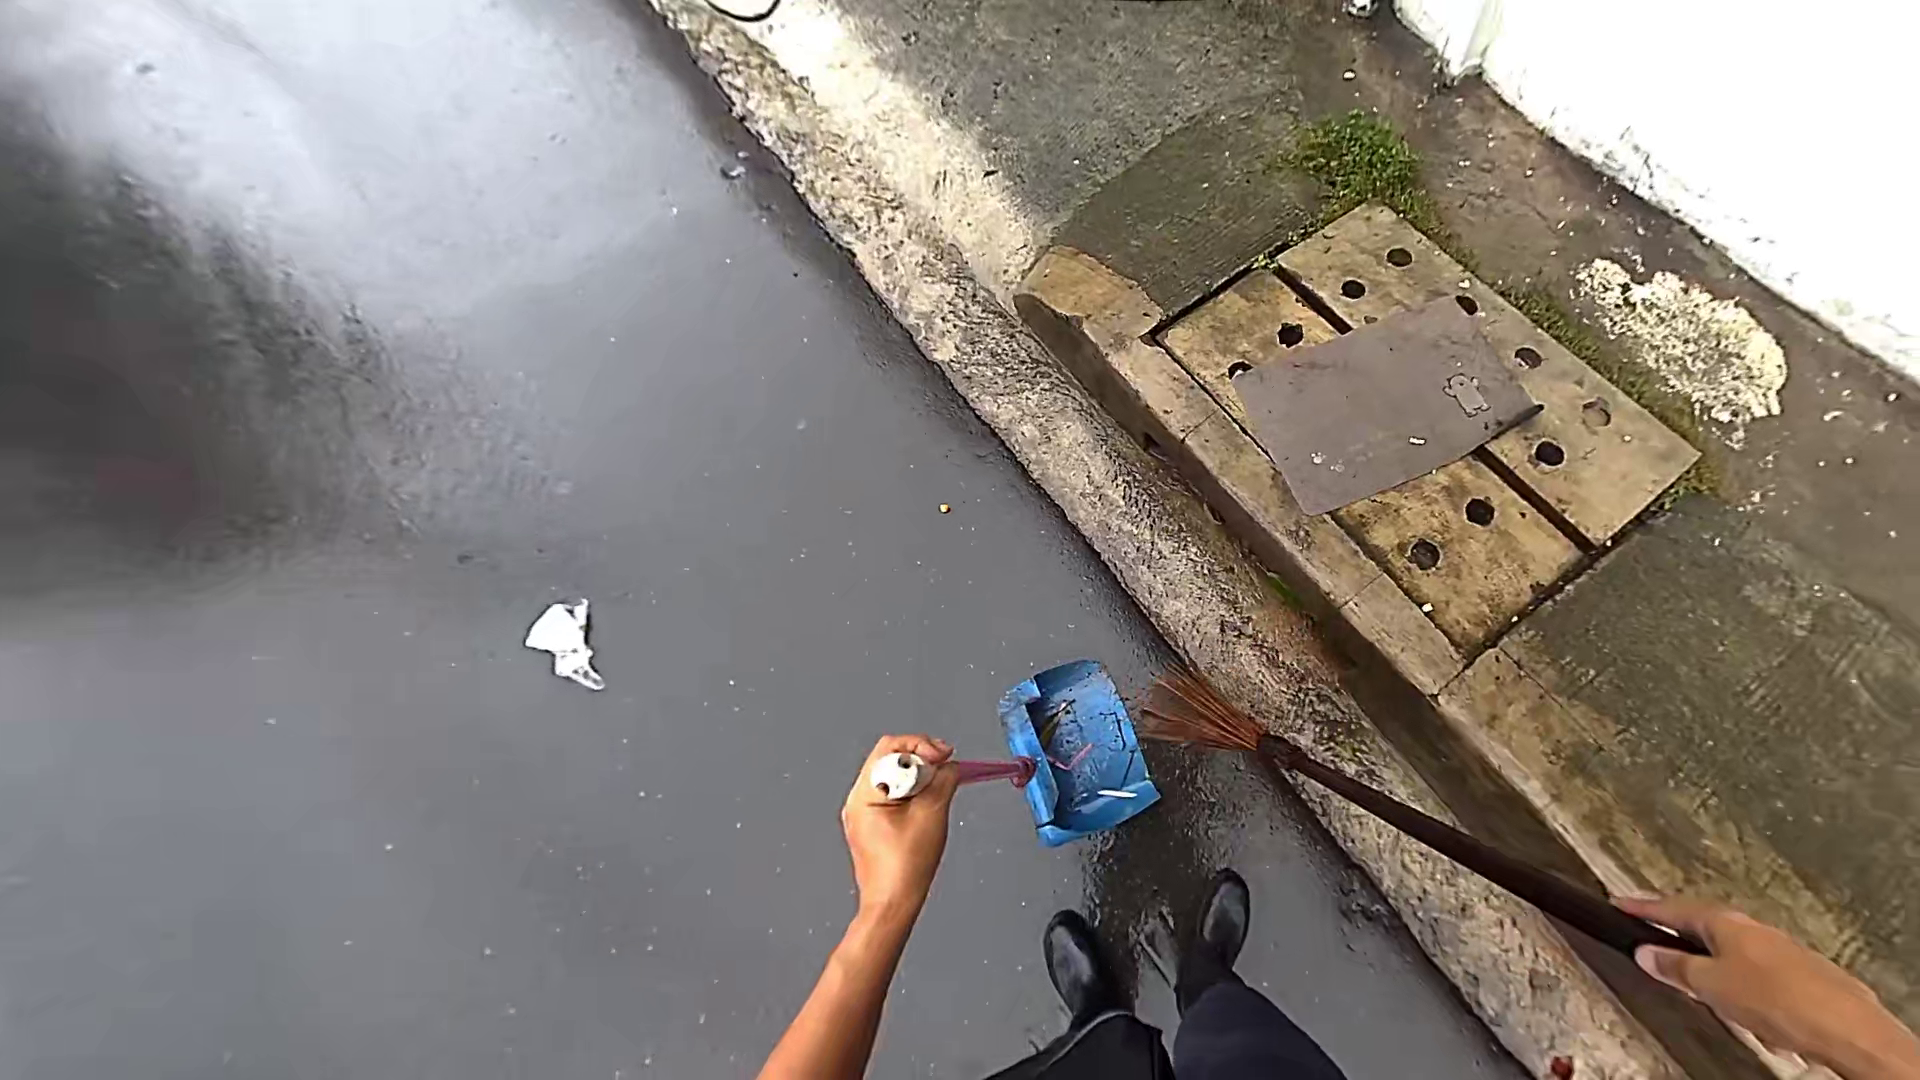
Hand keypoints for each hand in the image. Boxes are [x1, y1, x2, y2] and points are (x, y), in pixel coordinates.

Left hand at [841, 735, 960, 923]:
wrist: (893, 905)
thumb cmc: (907, 867)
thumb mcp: (932, 813)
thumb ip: (943, 779)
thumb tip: (949, 765)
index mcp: (864, 793)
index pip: (890, 748)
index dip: (921, 744)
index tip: (944, 755)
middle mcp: (858, 798)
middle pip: (890, 758)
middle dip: (921, 758)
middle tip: (945, 765)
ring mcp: (863, 811)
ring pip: (893, 774)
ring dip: (918, 774)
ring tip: (937, 786)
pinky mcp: (872, 822)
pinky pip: (893, 792)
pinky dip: (912, 790)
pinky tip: (927, 801)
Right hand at [1618, 896, 1919, 1078]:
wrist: (1863, 1045)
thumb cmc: (1779, 1004)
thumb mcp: (1707, 984)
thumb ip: (1671, 965)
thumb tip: (1645, 954)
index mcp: (1725, 922)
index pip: (1669, 907)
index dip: (1640, 907)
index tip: (1618, 903)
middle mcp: (1759, 930)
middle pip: (1709, 930)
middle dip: (1687, 942)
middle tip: (1664, 951)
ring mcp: (1796, 956)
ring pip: (1745, 956)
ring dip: (1726, 971)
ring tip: (1718, 995)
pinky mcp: (1825, 985)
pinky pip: (1777, 980)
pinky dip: (1760, 991)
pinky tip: (1764, 1015)